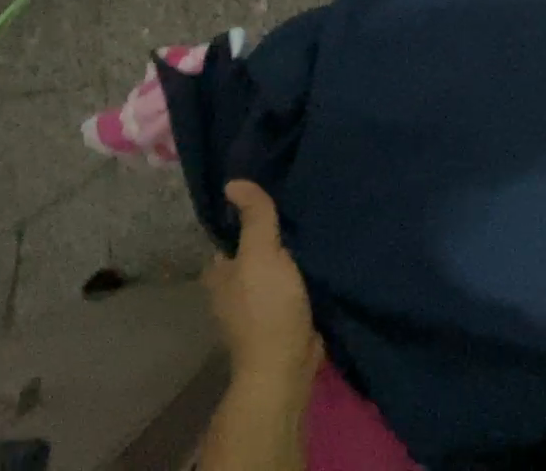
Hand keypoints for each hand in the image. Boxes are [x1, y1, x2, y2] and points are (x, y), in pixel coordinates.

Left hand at [202, 180, 321, 387]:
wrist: (286, 363)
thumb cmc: (267, 307)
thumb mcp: (261, 255)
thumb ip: (255, 219)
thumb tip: (234, 182)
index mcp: (220, 271)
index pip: (232, 232)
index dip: (251, 213)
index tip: (279, 192)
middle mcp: (234, 286)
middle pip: (256, 248)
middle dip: (277, 232)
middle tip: (308, 204)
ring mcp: (259, 302)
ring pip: (277, 265)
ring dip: (294, 252)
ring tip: (322, 224)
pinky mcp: (284, 314)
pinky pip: (294, 283)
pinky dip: (306, 271)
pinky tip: (325, 256)